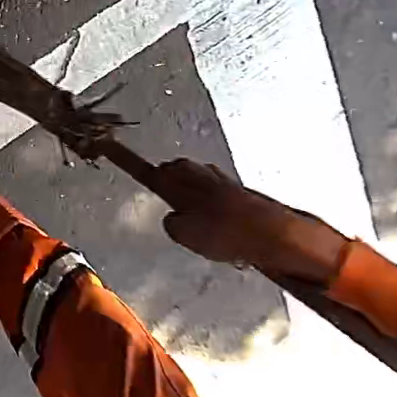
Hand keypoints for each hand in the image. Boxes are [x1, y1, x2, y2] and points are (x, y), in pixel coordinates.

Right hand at [153, 158, 349, 285]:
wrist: (273, 235)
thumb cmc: (223, 231)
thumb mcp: (181, 233)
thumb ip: (171, 222)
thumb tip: (175, 219)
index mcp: (177, 174)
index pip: (151, 170)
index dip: (137, 168)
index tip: (123, 160)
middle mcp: (198, 169)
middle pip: (175, 175)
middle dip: (174, 191)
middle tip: (177, 216)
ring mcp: (221, 178)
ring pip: (199, 185)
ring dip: (198, 201)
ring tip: (204, 230)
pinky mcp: (240, 190)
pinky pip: (219, 196)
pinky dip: (218, 209)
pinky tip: (224, 230)